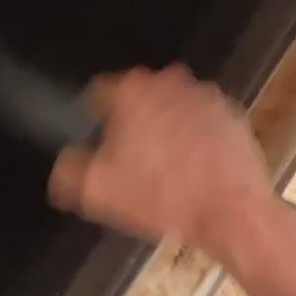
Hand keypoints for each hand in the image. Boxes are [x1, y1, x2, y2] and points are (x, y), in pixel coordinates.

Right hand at [49, 65, 273, 245]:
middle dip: (131, 122)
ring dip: (164, 127)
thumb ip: (68, 172)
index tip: (99, 145)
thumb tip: (63, 166)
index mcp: (129, 91)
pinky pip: (201, 120)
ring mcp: (202, 95)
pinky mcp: (230, 114)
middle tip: (130, 160)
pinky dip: (195, 137)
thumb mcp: (97, 191)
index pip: (98, 94)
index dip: (94, 120)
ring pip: (170, 107)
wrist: (232, 212)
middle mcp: (165, 82)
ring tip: (164, 168)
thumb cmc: (162, 196)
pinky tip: (194, 169)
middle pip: (136, 97)